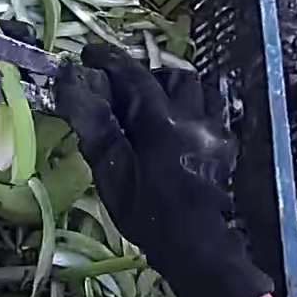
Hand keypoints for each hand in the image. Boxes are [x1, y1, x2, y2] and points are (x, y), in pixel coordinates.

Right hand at [55, 45, 272, 296]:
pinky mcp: (225, 147)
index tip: (89, 53)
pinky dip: (198, 108)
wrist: (194, 243)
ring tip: (157, 102)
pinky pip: (216, 113)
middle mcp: (191, 117)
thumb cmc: (146, 210)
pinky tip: (185, 122)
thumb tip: (72, 85)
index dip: (110, 60)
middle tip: (126, 88)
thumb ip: (94, 125)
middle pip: (172, 76)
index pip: (134, 76)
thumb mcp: (111, 171)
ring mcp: (213, 131)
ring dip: (176, 89)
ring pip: (199, 90)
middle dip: (147, 75)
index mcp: (160, 121)